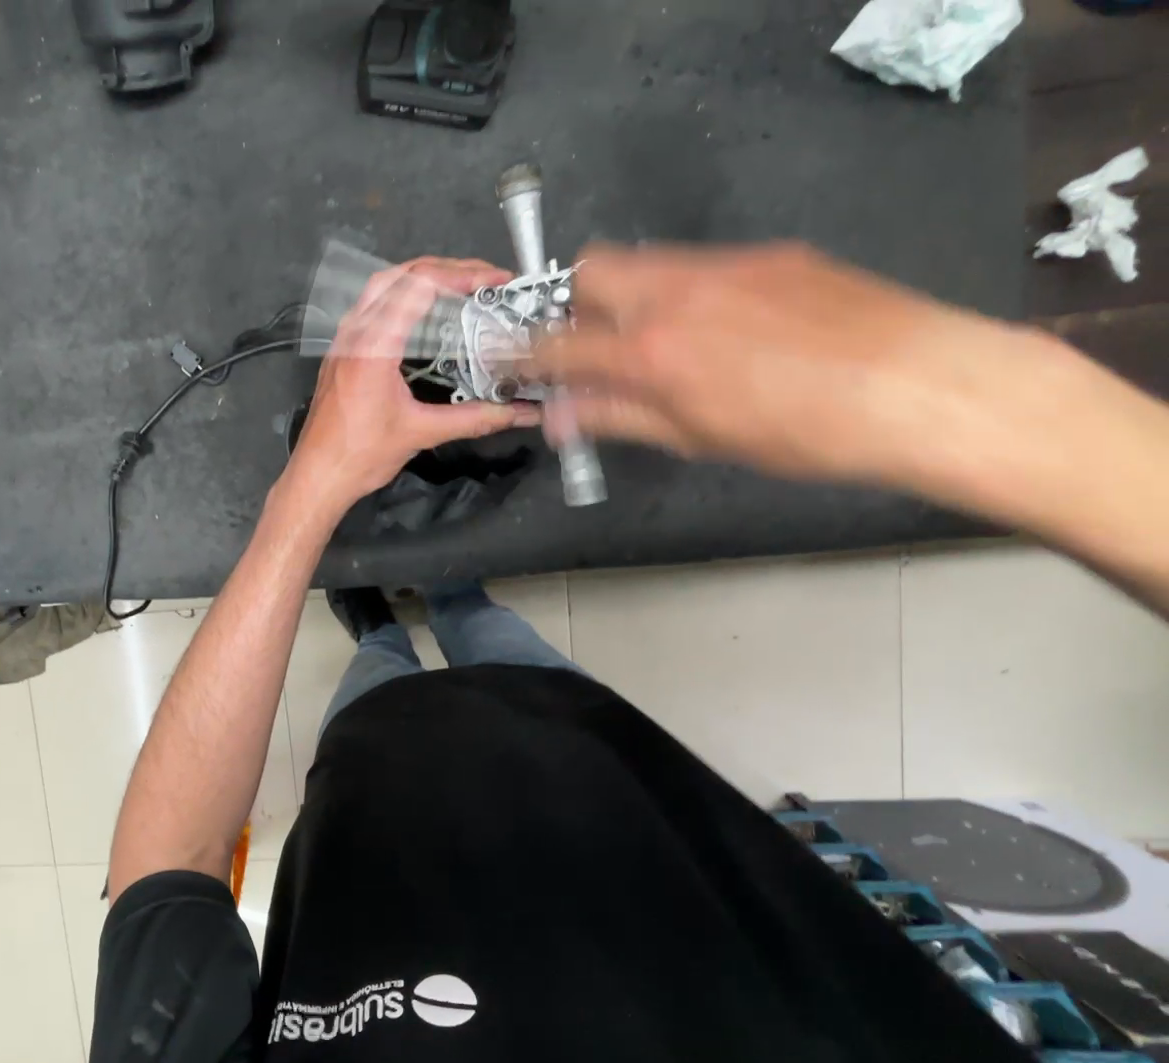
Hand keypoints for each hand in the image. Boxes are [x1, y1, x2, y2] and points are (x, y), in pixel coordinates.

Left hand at [286, 257, 539, 511]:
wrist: (318, 477)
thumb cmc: (355, 456)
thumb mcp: (421, 432)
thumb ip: (474, 418)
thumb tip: (514, 411)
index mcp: (372, 346)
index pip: (419, 285)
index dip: (462, 274)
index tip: (494, 281)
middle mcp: (353, 335)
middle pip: (400, 275)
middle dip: (445, 269)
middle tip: (482, 280)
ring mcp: (343, 343)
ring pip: (382, 288)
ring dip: (421, 280)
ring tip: (459, 289)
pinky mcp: (341, 354)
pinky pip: (371, 309)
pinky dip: (402, 300)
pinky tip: (424, 316)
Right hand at [531, 242, 1085, 489]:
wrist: (924, 387)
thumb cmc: (805, 433)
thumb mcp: (695, 438)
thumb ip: (616, 418)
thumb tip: (560, 417)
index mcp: (650, 350)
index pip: (556, 342)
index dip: (520, 352)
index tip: (506, 358)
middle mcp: (676, 292)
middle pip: (590, 268)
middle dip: (573, 301)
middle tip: (586, 341)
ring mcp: (725, 265)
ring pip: (645, 261)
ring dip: (626, 293)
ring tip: (654, 338)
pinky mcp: (770, 255)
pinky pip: (700, 264)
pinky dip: (684, 291)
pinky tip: (721, 329)